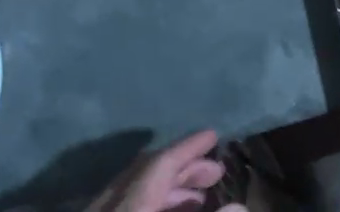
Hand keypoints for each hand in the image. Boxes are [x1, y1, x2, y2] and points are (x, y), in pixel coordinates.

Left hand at [85, 131, 244, 211]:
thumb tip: (240, 205)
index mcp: (129, 202)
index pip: (160, 162)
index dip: (188, 146)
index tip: (214, 135)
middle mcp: (109, 201)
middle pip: (145, 170)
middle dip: (182, 166)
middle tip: (215, 170)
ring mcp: (98, 210)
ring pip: (134, 189)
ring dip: (170, 187)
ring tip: (201, 196)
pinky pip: (126, 205)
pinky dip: (153, 202)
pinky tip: (176, 210)